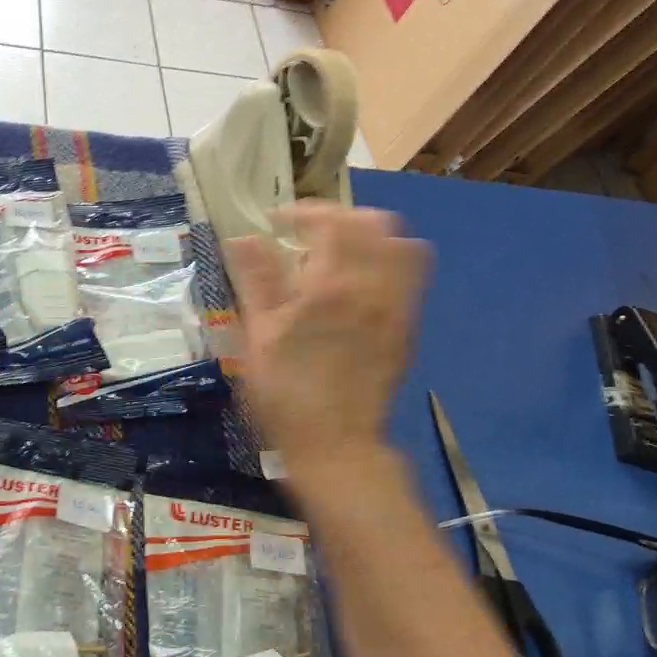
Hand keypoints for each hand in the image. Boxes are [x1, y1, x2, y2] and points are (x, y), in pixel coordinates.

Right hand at [225, 203, 429, 469]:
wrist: (336, 444)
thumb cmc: (286, 393)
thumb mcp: (258, 336)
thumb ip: (256, 281)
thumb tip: (244, 237)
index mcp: (332, 284)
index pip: (330, 220)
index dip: (302, 212)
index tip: (275, 225)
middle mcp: (375, 286)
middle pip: (373, 222)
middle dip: (339, 217)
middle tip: (307, 235)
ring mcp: (398, 306)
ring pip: (403, 243)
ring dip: (370, 236)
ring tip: (339, 253)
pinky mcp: (407, 327)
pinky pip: (412, 275)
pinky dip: (388, 262)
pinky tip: (358, 284)